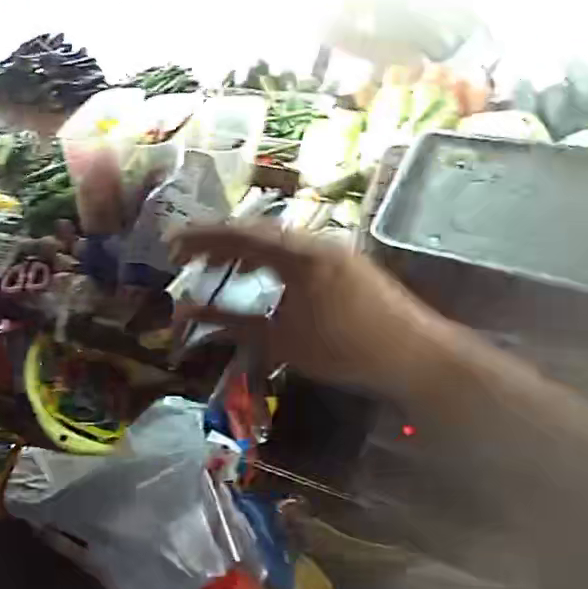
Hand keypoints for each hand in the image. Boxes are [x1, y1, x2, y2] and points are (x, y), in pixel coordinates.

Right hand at [170, 223, 460, 401]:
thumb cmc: (344, 349)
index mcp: (298, 256)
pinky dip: (265, 257)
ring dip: (241, 248)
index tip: (171, 242)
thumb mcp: (279, 340)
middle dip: (216, 240)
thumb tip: (185, 312)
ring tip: (212, 261)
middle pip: (255, 232)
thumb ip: (229, 322)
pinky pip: (292, 249)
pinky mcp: (344, 262)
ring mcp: (333, 250)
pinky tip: (256, 272)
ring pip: (275, 239)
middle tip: (184, 250)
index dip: (201, 238)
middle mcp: (315, 243)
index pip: (239, 237)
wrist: (416, 356)